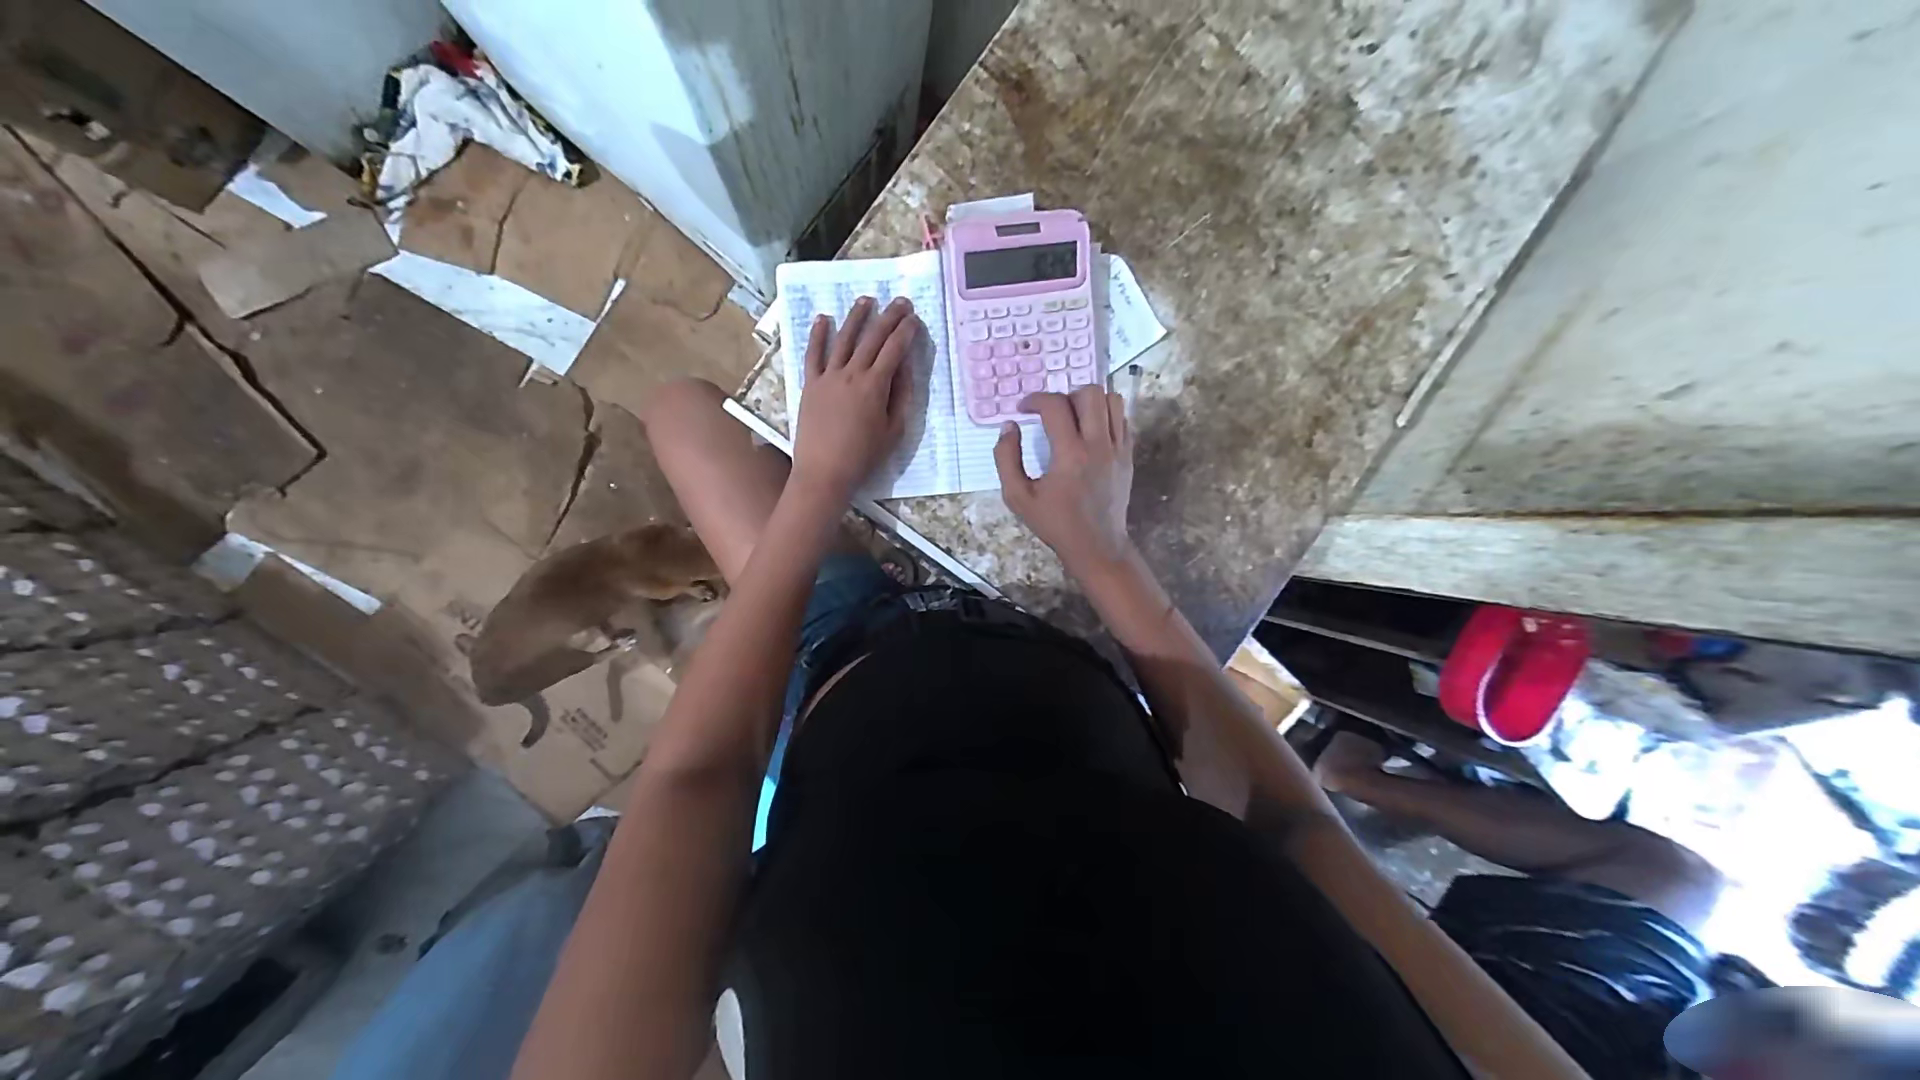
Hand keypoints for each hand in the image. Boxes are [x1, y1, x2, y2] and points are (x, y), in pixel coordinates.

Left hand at [792, 296, 919, 501]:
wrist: (824, 472)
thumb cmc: (863, 457)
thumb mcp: (894, 431)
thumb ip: (901, 396)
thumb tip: (904, 368)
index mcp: (875, 386)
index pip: (894, 349)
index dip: (906, 331)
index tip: (914, 318)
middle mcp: (851, 374)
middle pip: (872, 338)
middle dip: (889, 317)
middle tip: (900, 302)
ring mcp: (828, 377)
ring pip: (844, 339)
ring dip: (857, 317)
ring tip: (867, 300)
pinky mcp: (810, 384)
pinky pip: (814, 354)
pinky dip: (818, 335)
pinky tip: (824, 319)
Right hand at [994, 386, 1135, 574]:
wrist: (1096, 545)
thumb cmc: (1055, 523)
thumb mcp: (1018, 497)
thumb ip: (1006, 459)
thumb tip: (1008, 427)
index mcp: (1070, 455)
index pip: (1055, 406)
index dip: (1035, 399)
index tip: (1023, 409)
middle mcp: (1098, 445)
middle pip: (1090, 393)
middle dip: (1065, 396)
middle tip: (1052, 414)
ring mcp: (1118, 449)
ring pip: (1111, 400)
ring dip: (1089, 402)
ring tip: (1074, 419)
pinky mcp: (1128, 455)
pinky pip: (1121, 419)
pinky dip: (1105, 416)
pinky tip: (1089, 433)